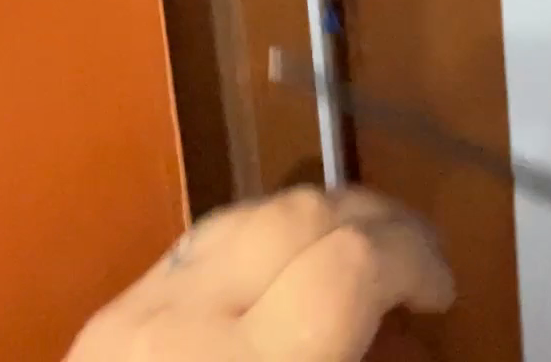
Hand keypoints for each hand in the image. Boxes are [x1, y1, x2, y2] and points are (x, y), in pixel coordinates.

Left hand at [65, 186, 453, 361]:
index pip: (343, 267)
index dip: (410, 259)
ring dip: (319, 216)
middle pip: (296, 216)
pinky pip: (203, 240)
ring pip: (248, 212)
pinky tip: (287, 255)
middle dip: (374, 219)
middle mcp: (181, 322)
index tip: (442, 290)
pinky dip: (263, 235)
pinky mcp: (109, 311)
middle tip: (417, 254)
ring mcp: (134, 307)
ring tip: (364, 243)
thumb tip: (405, 337)